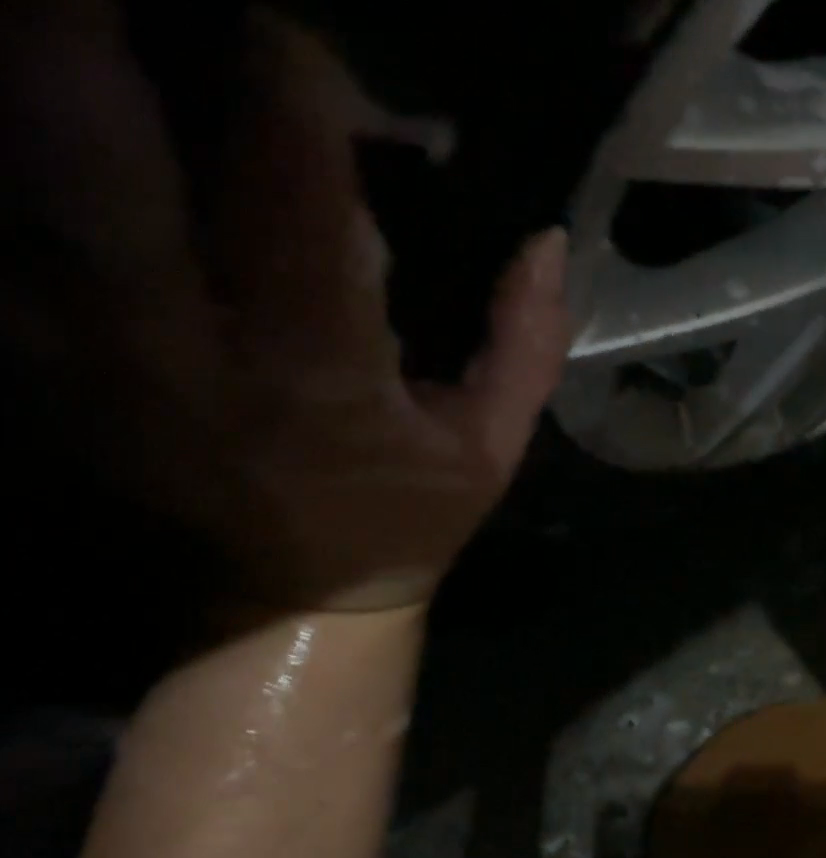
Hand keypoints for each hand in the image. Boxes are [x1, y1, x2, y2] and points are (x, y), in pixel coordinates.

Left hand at [0, 3, 569, 612]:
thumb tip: (549, 238)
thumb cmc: (401, 523)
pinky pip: (4, 237)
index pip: (298, 202)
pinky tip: (54, 120)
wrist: (275, 610)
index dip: (290, 98)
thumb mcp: (491, 447)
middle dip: (86, 47)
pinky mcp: (24, 366)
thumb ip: (526, 343)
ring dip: (42, 92)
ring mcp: (80, 353)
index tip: (296, 36)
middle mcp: (183, 347)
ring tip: (68, 32)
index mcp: (320, 368)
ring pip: (26, 185)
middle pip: (97, 162)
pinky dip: (18, 170)